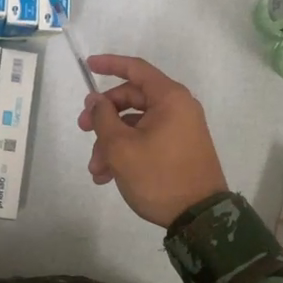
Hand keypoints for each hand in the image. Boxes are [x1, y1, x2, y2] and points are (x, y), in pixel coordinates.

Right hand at [77, 55, 228, 227]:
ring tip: (96, 170)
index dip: (110, 64)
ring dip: (112, 142)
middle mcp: (178, 108)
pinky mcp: (179, 150)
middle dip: (104, 117)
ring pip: (136, 125)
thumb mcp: (121, 147)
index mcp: (169, 98)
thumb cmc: (159, 176)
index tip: (88, 66)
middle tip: (82, 130)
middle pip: (132, 99)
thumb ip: (103, 117)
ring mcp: (181, 130)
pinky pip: (147, 140)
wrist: (200, 218)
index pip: (136, 69)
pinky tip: (108, 176)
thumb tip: (97, 100)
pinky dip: (127, 152)